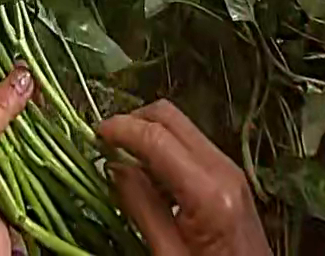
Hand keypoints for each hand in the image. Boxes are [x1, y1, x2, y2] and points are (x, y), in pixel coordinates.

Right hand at [97, 100, 270, 255]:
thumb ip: (141, 208)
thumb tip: (113, 165)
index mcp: (208, 191)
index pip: (156, 136)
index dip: (121, 128)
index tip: (95, 132)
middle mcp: (222, 167)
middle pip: (169, 115)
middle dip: (133, 121)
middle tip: (106, 140)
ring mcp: (229, 168)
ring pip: (179, 125)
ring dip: (148, 132)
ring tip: (122, 158)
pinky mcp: (230, 177)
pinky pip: (189, 144)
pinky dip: (164, 147)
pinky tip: (148, 174)